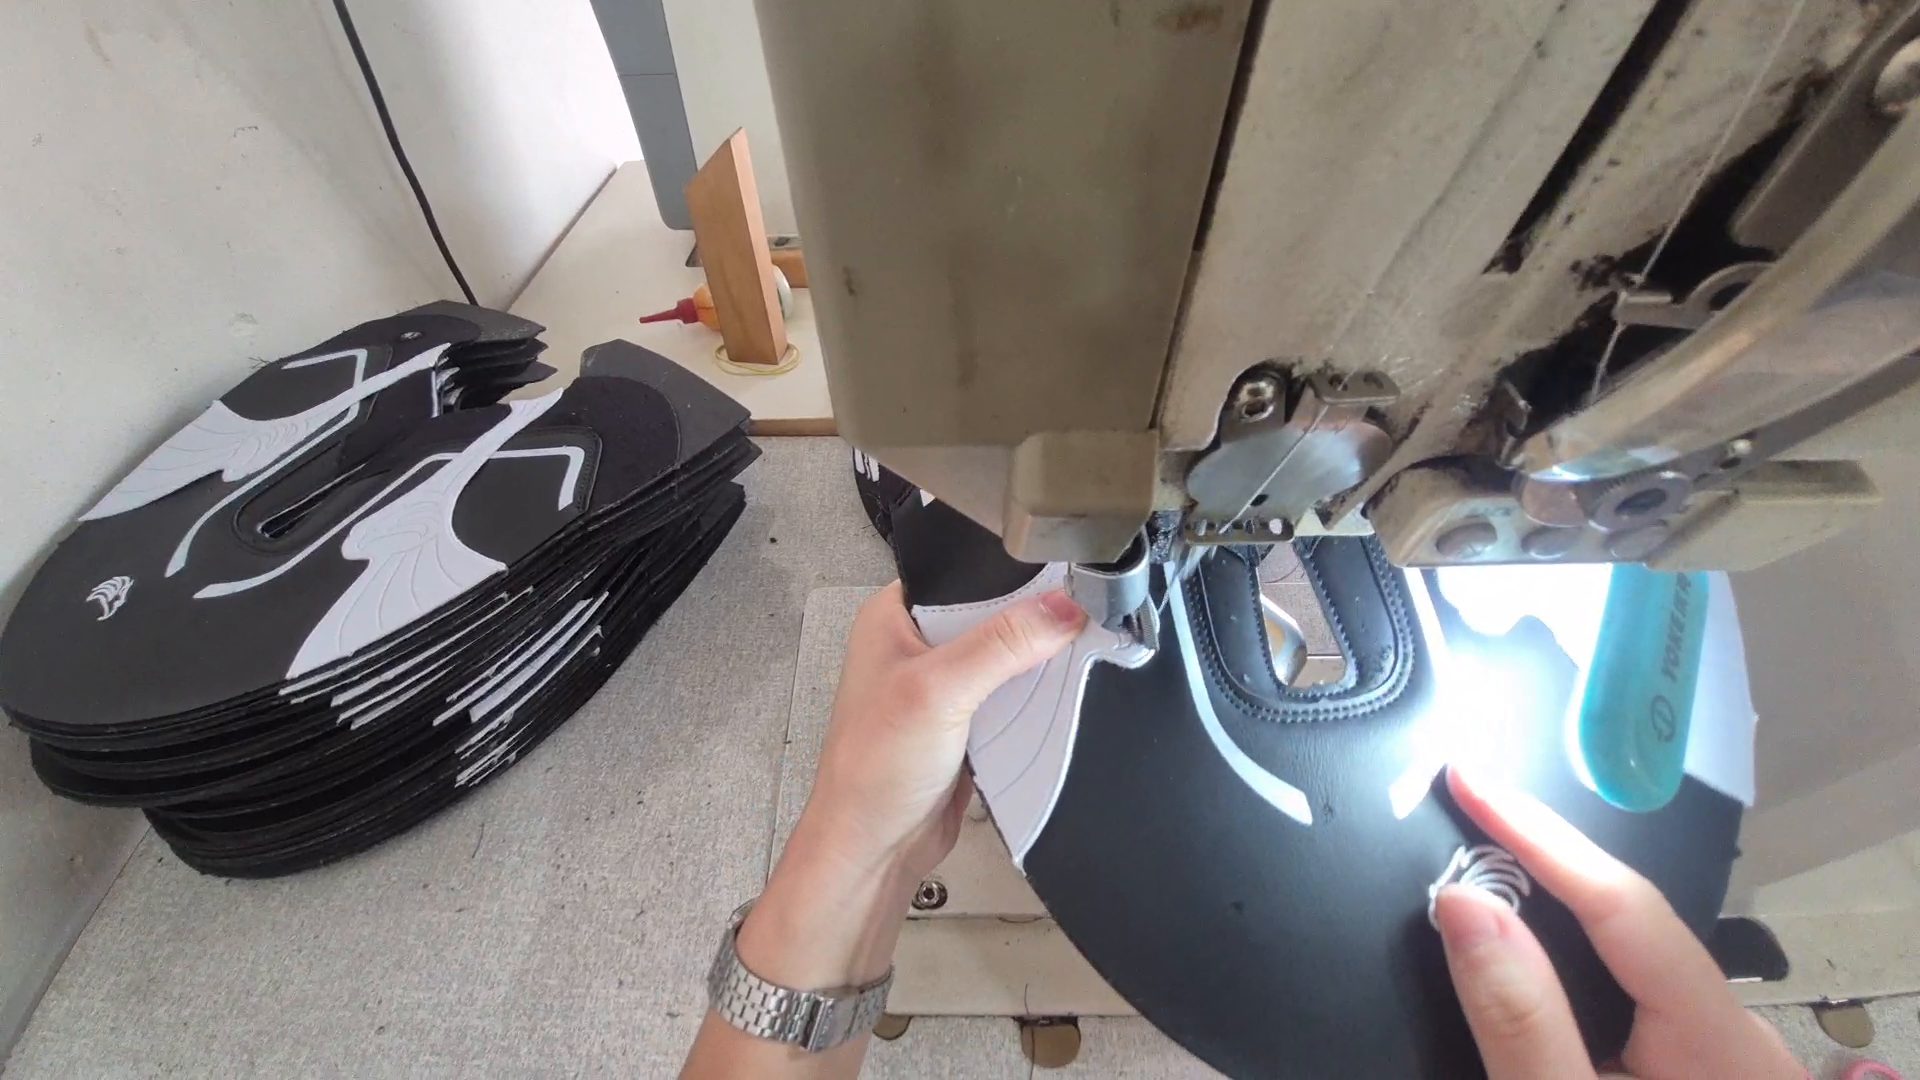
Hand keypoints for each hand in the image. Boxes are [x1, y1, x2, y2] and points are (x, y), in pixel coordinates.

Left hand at [734, 582, 1085, 990]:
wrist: (874, 850)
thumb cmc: (873, 768)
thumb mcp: (938, 691)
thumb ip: (1001, 645)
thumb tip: (1064, 606)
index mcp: (894, 615)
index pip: (965, 573)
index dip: (1012, 572)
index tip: (1065, 572)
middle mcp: (918, 642)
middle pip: (993, 612)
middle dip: (1034, 618)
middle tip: (1084, 613)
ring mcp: (943, 682)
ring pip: (1007, 654)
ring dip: (1038, 659)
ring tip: (1084, 646)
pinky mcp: (966, 718)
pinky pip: (1012, 694)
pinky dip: (1036, 695)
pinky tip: (1064, 688)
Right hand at [1433, 766, 1802, 1079]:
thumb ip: (1519, 1020)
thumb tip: (1462, 898)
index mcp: (1728, 1057)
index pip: (1624, 907)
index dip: (1538, 833)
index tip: (1465, 778)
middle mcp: (1743, 1047)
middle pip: (1632, 918)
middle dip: (1542, 852)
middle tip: (1464, 802)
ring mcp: (1728, 1065)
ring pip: (1629, 949)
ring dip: (1551, 891)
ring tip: (1485, 845)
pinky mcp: (1700, 1075)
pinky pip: (1625, 983)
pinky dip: (1565, 940)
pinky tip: (1524, 930)